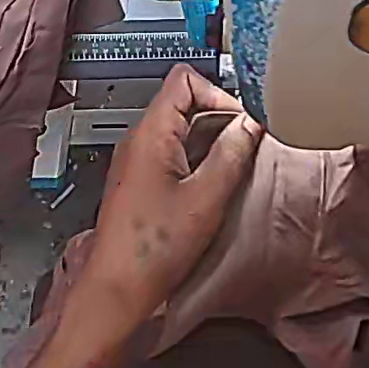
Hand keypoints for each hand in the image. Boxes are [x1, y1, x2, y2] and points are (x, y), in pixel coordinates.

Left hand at [64, 65, 263, 345]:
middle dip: (220, 120)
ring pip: (181, 129)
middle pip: (185, 102)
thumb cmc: (154, 247)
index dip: (218, 94)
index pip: (184, 79)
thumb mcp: (207, 198)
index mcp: (151, 133)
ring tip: (232, 171)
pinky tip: (213, 188)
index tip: (241, 122)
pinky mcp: (141, 179)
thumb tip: (250, 125)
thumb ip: (232, 154)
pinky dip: (198, 161)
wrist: (118, 288)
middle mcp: (139, 139)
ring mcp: (138, 159)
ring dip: (211, 143)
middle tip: (244, 149)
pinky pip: (174, 152)